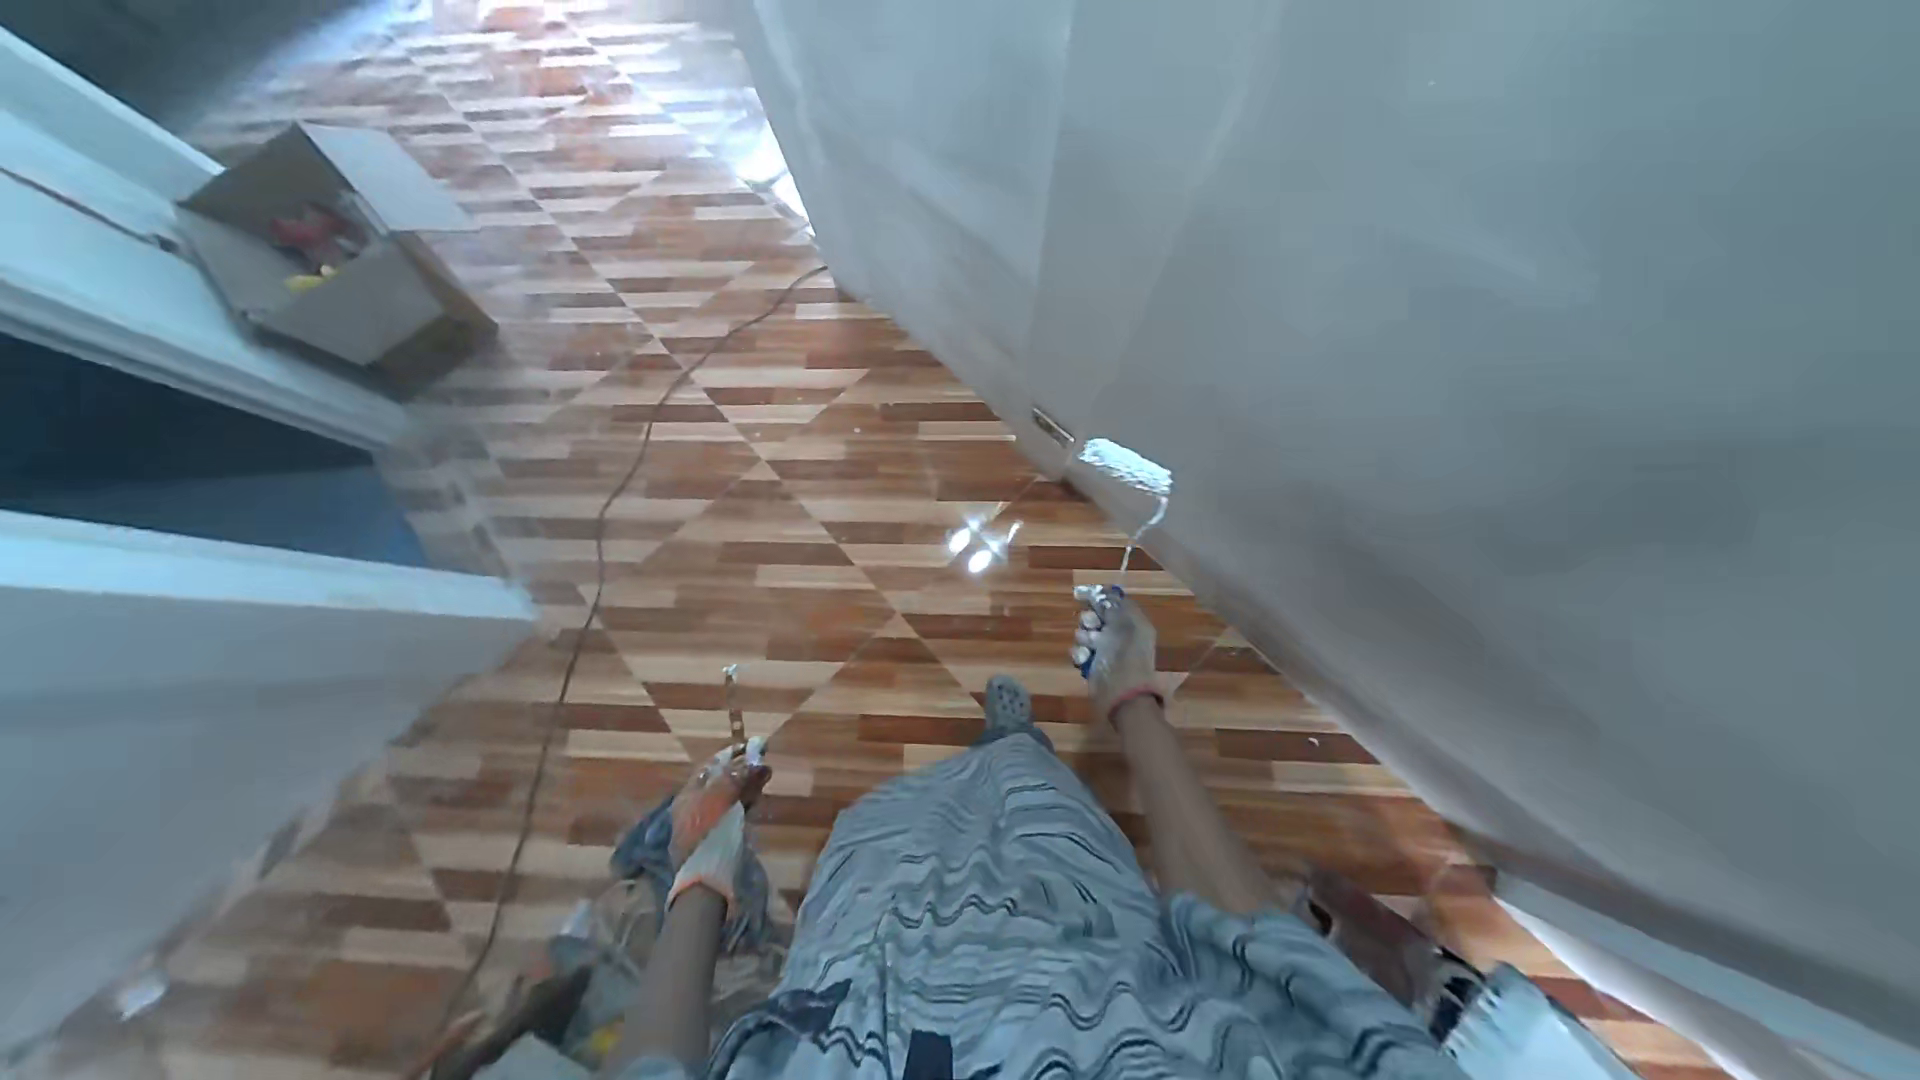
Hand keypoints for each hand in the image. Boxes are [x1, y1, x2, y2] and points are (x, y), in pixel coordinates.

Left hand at [669, 745, 770, 863]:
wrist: (706, 882)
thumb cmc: (710, 834)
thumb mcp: (721, 797)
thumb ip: (737, 776)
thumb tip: (758, 761)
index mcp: (689, 794)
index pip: (711, 766)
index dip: (732, 753)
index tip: (753, 744)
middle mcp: (695, 806)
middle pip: (721, 780)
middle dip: (743, 768)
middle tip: (763, 759)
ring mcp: (708, 823)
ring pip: (729, 796)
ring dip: (747, 784)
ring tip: (765, 775)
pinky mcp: (720, 837)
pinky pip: (734, 812)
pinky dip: (746, 801)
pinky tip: (758, 798)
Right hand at [1076, 589, 1159, 724]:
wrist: (1122, 695)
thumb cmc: (1126, 657)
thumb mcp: (1124, 625)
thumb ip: (1113, 606)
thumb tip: (1104, 592)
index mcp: (1133, 623)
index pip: (1114, 602)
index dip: (1099, 597)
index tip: (1082, 594)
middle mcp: (1120, 634)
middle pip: (1096, 616)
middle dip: (1089, 619)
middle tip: (1092, 626)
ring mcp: (1106, 650)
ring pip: (1085, 633)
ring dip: (1084, 638)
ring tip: (1090, 647)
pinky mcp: (1093, 664)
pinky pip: (1079, 651)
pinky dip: (1080, 654)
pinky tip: (1085, 659)